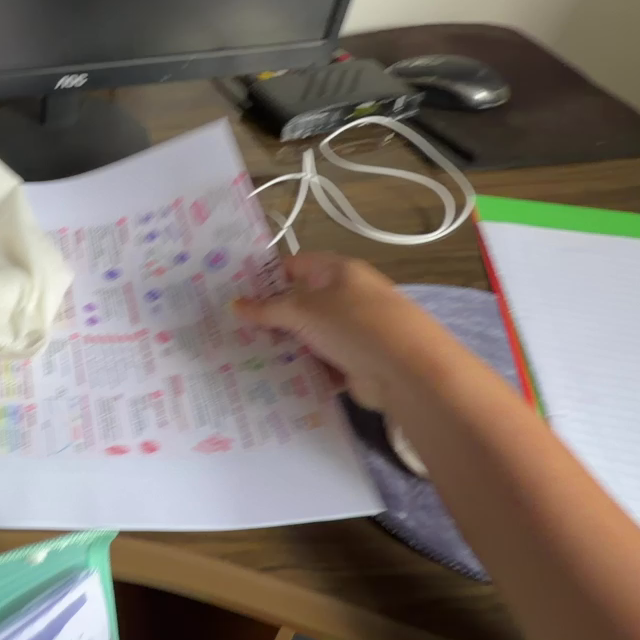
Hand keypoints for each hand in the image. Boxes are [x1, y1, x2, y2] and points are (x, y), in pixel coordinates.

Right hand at [232, 252, 435, 408]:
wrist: (409, 373)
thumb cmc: (354, 325)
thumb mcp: (302, 310)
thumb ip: (266, 308)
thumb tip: (235, 304)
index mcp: (338, 272)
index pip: (292, 266)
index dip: (264, 277)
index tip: (233, 292)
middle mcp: (345, 297)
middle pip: (297, 302)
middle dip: (268, 315)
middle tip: (231, 326)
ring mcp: (350, 330)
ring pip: (305, 334)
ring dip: (281, 344)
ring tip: (242, 352)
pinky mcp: (353, 360)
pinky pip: (317, 360)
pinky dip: (298, 367)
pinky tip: (269, 374)